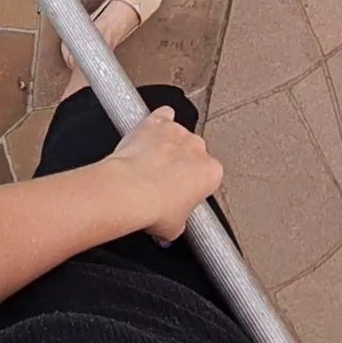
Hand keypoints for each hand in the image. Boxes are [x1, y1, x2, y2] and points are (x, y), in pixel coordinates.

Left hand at [102, 107, 223, 241]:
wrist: (130, 189)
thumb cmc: (154, 207)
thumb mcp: (175, 228)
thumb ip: (180, 221)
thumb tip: (170, 227)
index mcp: (211, 173)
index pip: (208, 176)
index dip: (193, 184)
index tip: (181, 192)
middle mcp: (198, 147)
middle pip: (194, 152)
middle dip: (182, 163)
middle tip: (164, 179)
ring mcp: (177, 131)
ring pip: (177, 134)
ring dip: (168, 144)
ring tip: (151, 159)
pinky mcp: (157, 121)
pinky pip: (163, 114)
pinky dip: (159, 119)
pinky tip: (151, 128)